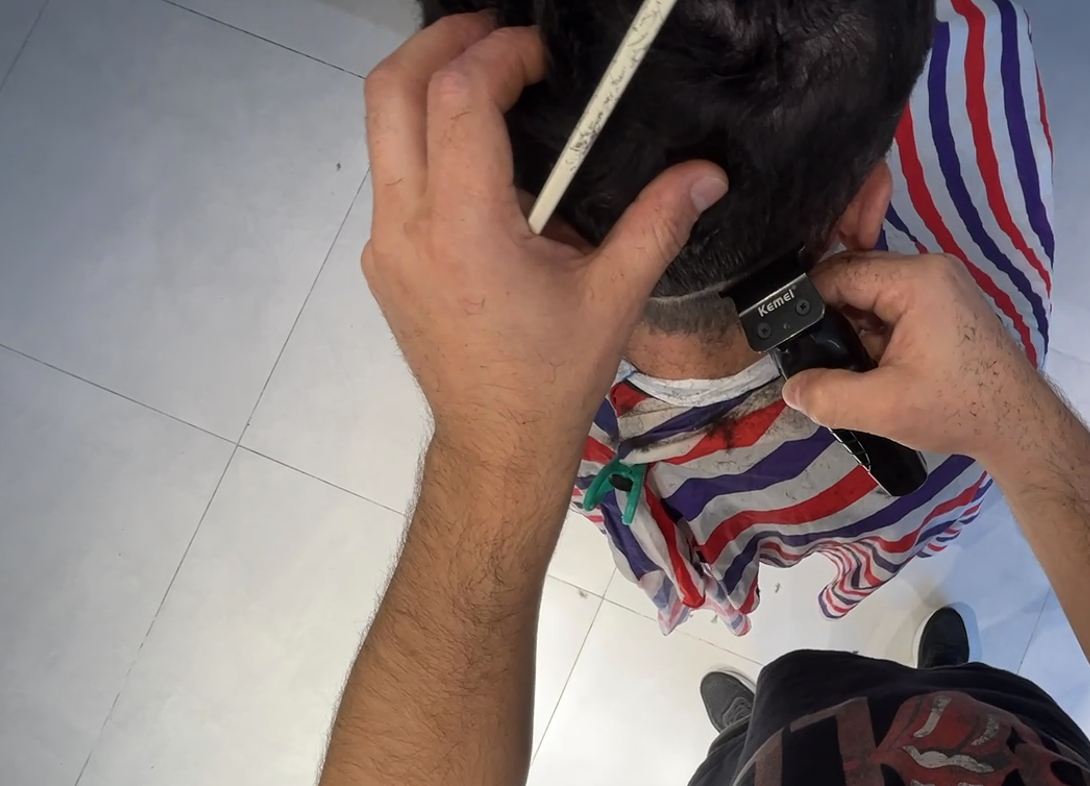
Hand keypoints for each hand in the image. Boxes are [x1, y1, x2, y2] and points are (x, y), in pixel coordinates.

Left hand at [361, 14, 727, 475]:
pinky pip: (392, 175)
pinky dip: (425, 141)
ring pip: (381, 129)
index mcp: (467, 233)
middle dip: (441, 43)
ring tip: (485, 85)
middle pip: (391, 90)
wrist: (499, 441)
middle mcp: (408, 228)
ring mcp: (385, 245)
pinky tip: (477, 166)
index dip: (496, 55)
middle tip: (494, 35)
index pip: (457, 100)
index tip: (539, 55)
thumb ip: (657, 226)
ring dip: (425, 87)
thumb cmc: (556, 379)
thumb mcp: (613, 301)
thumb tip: (707, 176)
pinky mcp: (384, 262)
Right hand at [781, 252, 1048, 465]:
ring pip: (874, 298)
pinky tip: (872, 369)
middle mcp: (930, 270)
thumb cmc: (957, 408)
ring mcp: (942, 287)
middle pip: (857, 281)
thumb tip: (790, 389)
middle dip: (832, 320)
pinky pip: (895, 310)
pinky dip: (877, 336)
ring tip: (844, 370)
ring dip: (855, 331)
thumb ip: (828, 396)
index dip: (808, 305)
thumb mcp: (882, 408)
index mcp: (916, 279)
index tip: (789, 340)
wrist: (1018, 424)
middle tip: (815, 361)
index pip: (840, 273)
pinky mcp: (946, 309)